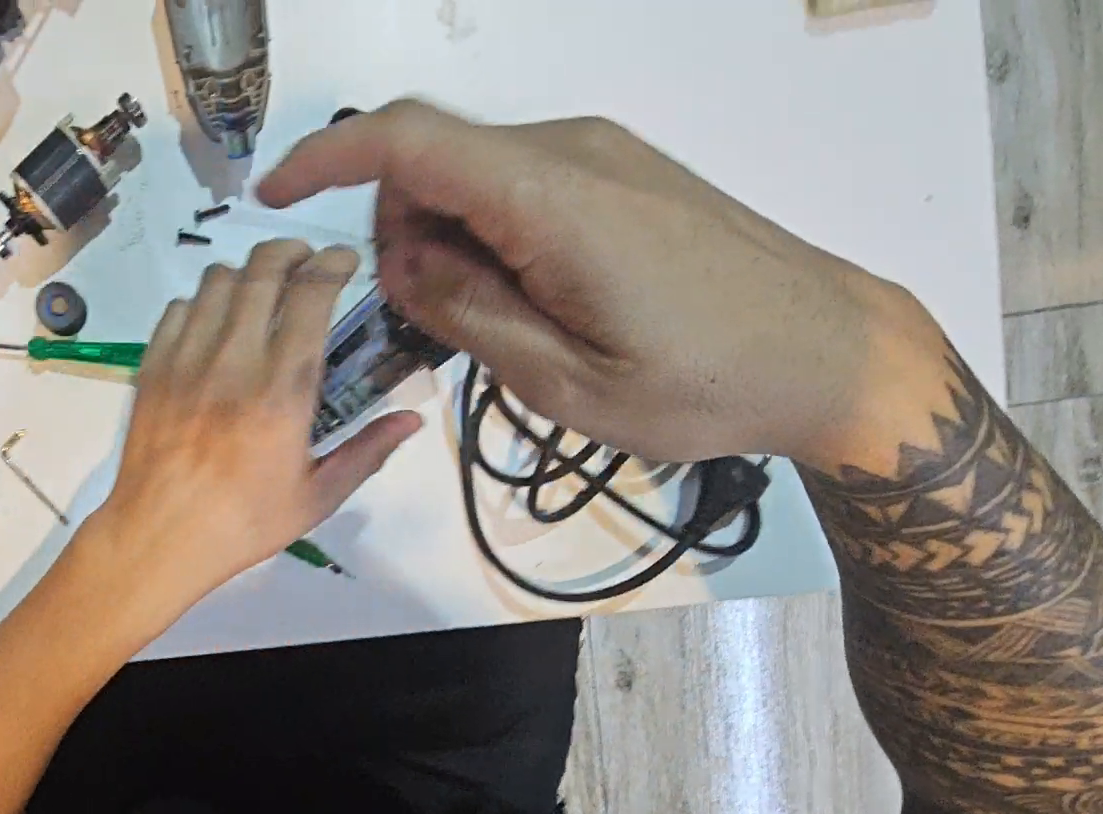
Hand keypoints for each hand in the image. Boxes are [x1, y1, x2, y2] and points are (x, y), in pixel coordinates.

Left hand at [82, 240, 421, 608]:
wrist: (159, 537)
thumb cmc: (243, 523)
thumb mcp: (315, 498)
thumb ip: (366, 453)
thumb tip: (413, 420)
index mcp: (283, 390)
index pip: (311, 295)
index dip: (333, 264)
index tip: (345, 262)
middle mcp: (234, 360)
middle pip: (262, 269)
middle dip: (291, 251)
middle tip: (306, 261)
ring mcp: (186, 359)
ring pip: (216, 281)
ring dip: (246, 274)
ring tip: (261, 291)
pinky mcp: (152, 368)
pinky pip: (177, 309)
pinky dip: (201, 302)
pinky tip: (213, 324)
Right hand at [256, 100, 943, 465]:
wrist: (829, 352)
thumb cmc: (700, 384)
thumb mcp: (560, 379)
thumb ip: (465, 312)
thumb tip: (397, 258)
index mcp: (550, 200)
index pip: (410, 141)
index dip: (326, 158)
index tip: (273, 195)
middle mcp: (568, 152)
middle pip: (429, 160)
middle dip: (395, 232)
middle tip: (430, 323)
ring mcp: (595, 156)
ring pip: (465, 176)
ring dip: (442, 244)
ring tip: (492, 325)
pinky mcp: (612, 174)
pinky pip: (508, 188)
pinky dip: (481, 238)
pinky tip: (521, 300)